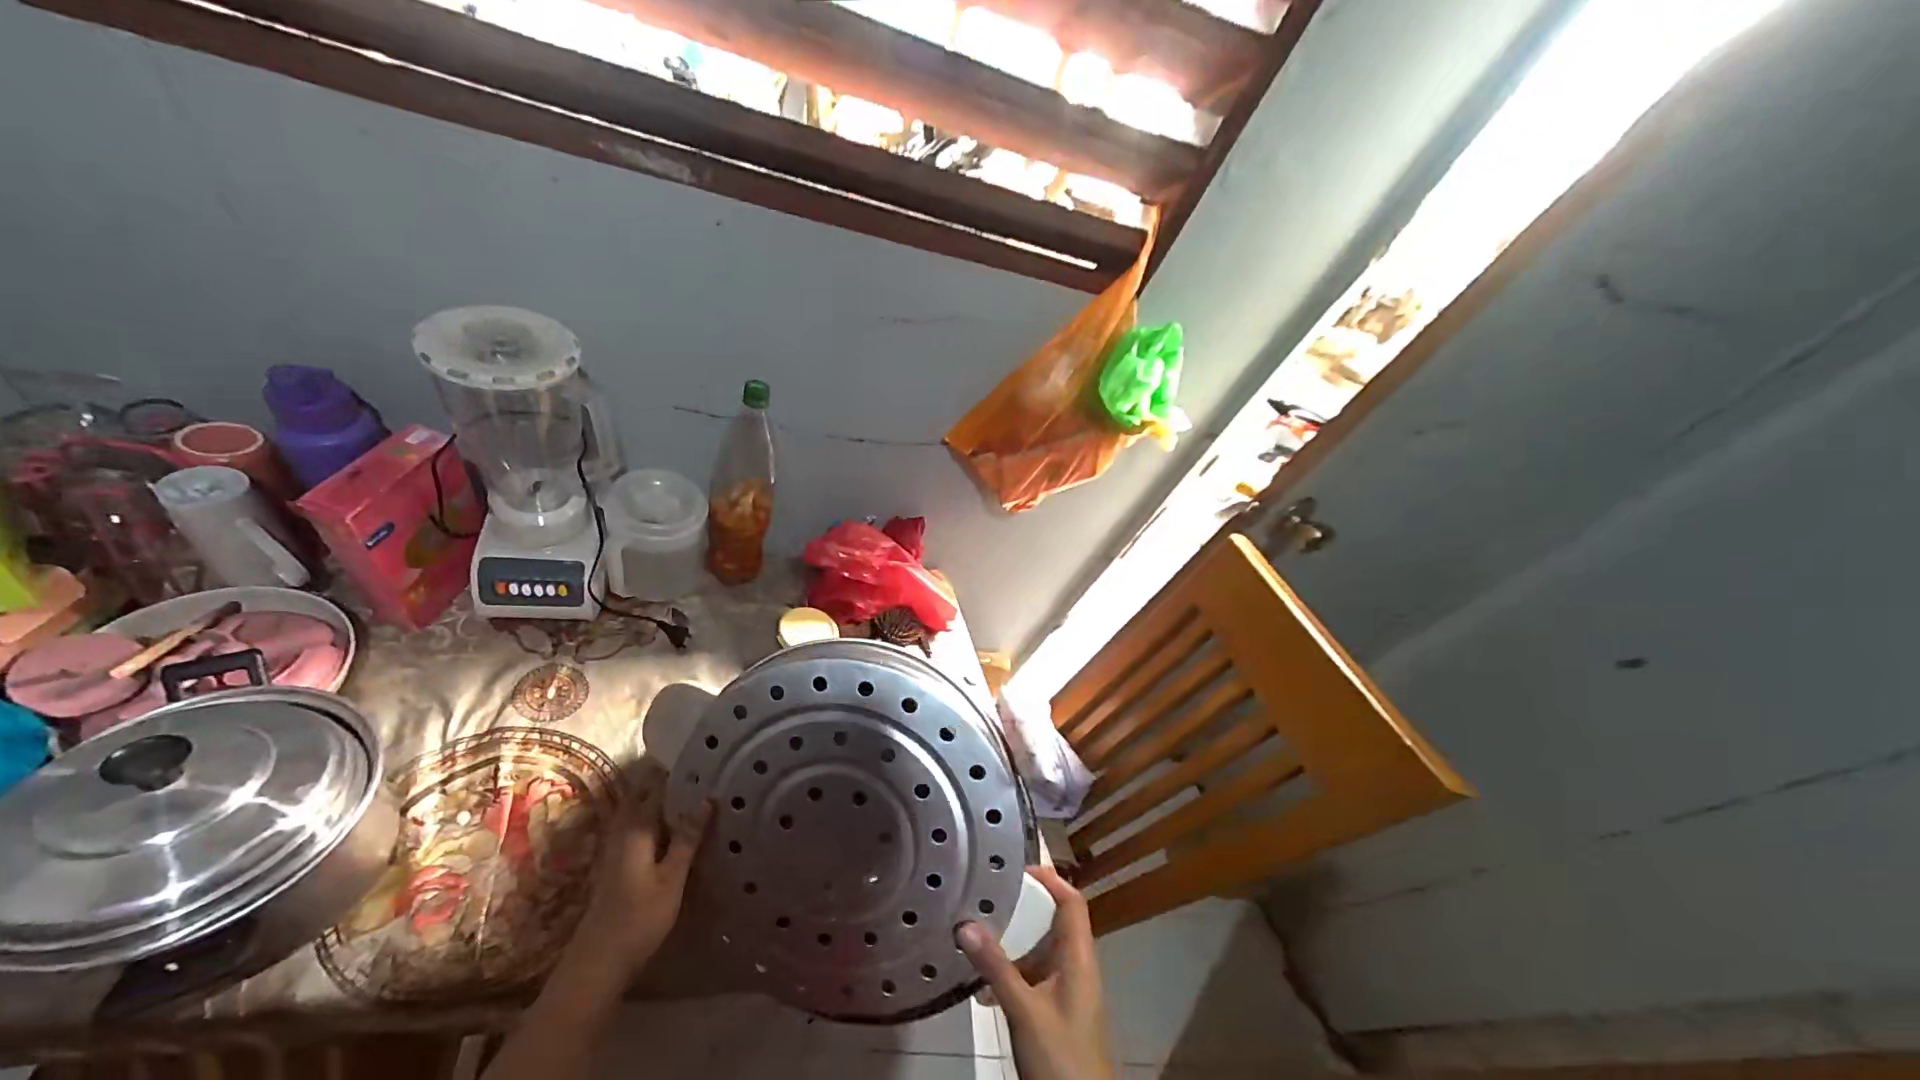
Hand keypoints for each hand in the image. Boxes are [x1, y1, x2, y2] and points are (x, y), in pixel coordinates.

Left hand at [575, 789, 710, 971]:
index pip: (653, 790)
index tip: (696, 759)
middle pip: (639, 799)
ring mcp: (614, 852)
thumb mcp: (672, 878)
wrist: (598, 964)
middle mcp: (620, 835)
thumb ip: (687, 838)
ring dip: (656, 802)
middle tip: (693, 773)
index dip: (672, 774)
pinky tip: (670, 829)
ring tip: (687, 795)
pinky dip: (652, 821)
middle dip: (661, 783)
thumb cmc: (639, 918)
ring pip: (635, 815)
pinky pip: (636, 831)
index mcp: (634, 831)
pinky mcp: (616, 868)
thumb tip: (706, 799)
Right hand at [956, 865, 1113, 1079]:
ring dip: (1014, 940)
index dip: (1051, 879)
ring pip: (1041, 950)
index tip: (1018, 866)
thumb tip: (965, 925)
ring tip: (979, 930)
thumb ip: (996, 968)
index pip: (1072, 902)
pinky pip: (1033, 976)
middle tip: (989, 894)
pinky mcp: (1055, 1011)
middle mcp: (1076, 967)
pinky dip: (1010, 971)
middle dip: (1024, 906)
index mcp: (1078, 958)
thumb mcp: (1025, 1011)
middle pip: (1054, 921)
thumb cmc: (1062, 1055)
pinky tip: (982, 982)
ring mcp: (1067, 991)